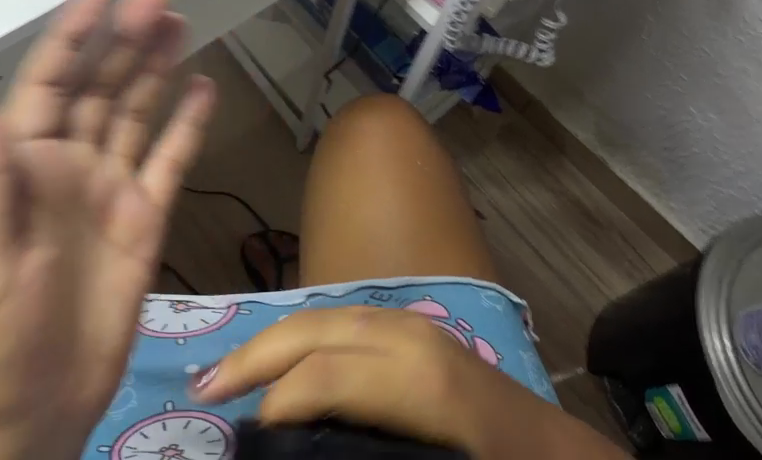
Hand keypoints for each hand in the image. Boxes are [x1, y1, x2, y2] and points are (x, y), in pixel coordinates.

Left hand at [0, 0, 216, 459]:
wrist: (38, 405)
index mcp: (24, 164)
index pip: (48, 85)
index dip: (72, 39)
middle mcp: (69, 163)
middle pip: (100, 87)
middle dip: (124, 41)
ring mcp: (111, 187)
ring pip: (137, 111)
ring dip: (155, 67)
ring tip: (179, 24)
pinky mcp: (146, 216)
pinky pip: (169, 159)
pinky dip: (186, 125)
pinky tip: (202, 88)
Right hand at [192, 307, 626, 459]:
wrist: (556, 451)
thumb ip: (362, 450)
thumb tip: (300, 446)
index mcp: (416, 377)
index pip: (324, 374)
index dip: (277, 401)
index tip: (245, 436)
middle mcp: (406, 336)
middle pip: (312, 329)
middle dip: (254, 355)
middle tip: (205, 390)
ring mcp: (409, 324)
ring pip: (323, 315)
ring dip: (272, 339)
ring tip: (229, 371)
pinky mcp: (412, 328)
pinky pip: (341, 318)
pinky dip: (301, 333)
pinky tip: (280, 356)